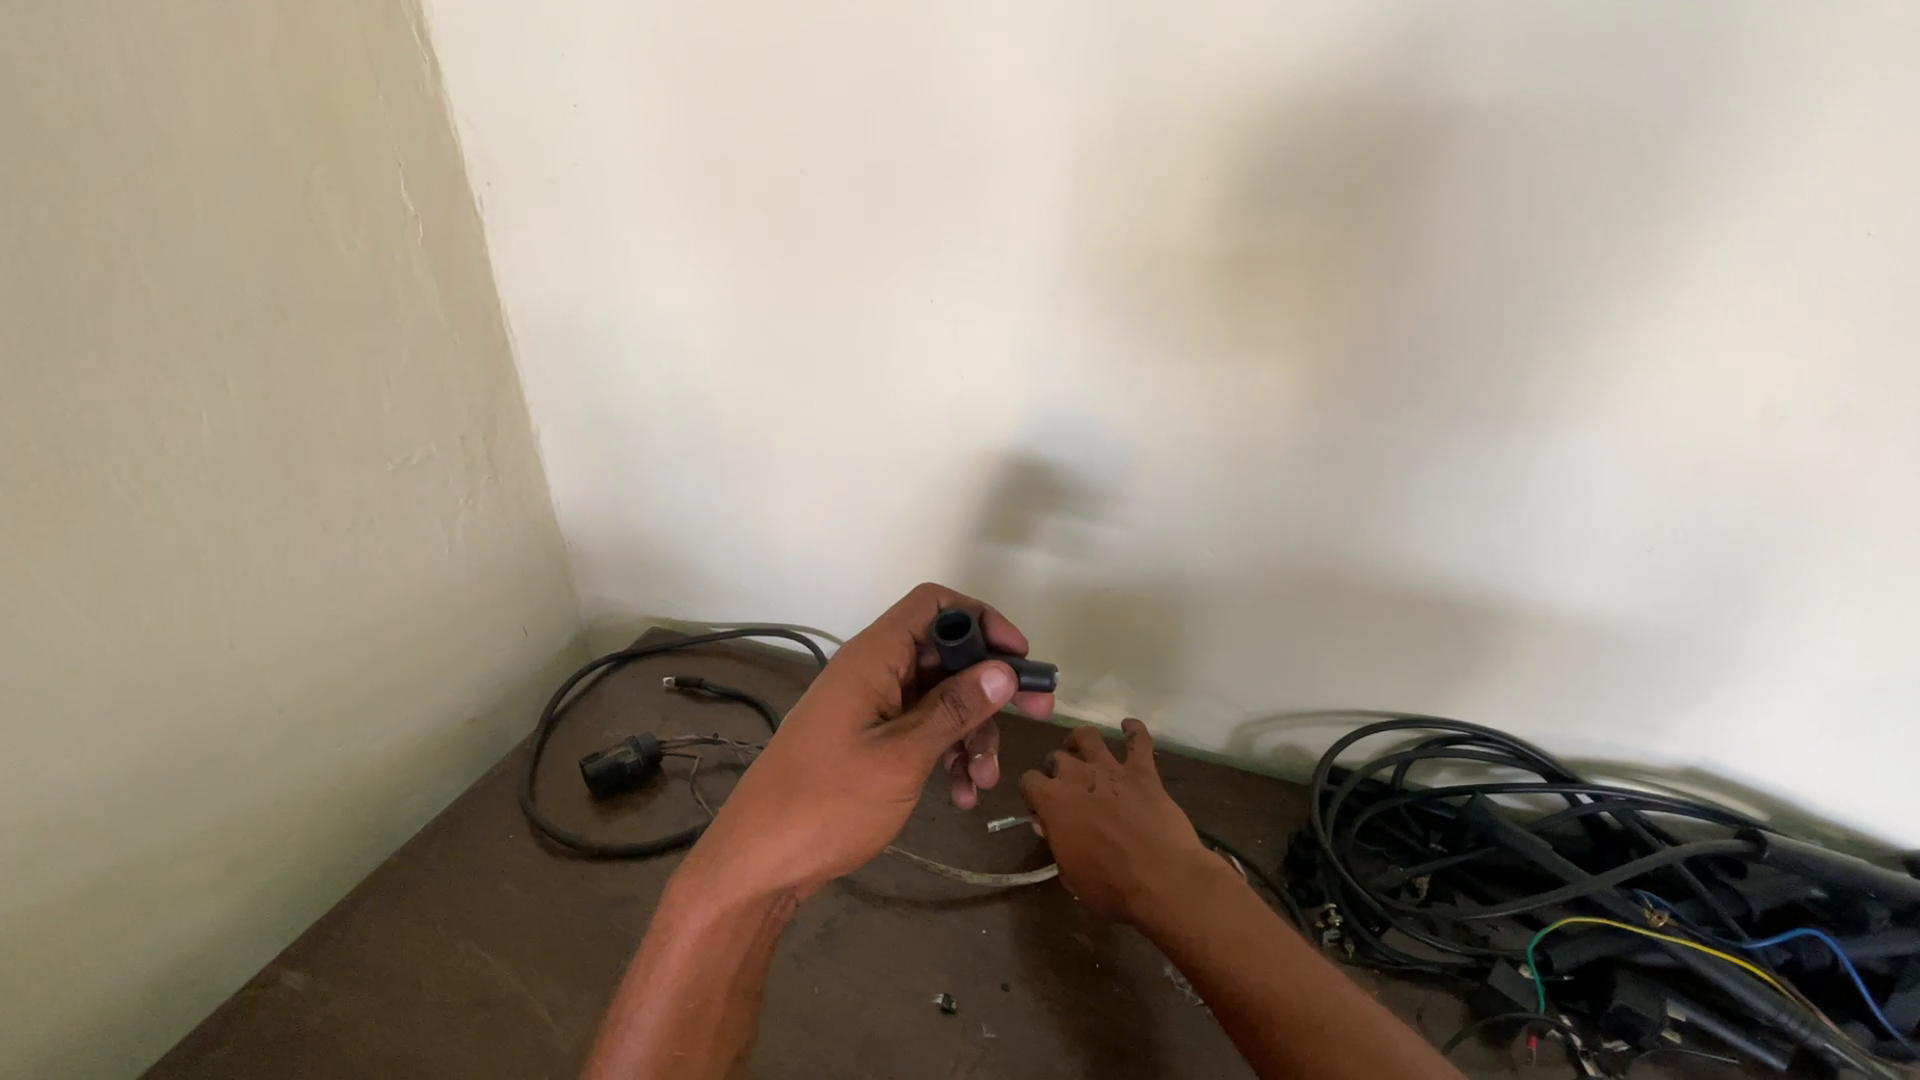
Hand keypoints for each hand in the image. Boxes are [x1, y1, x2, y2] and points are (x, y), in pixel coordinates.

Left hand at [684, 583, 1053, 899]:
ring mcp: (870, 708)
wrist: (759, 861)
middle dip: (989, 686)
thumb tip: (1003, 670)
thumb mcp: (902, 755)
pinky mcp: (869, 740)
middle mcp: (873, 672)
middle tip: (1035, 712)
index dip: (981, 619)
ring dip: (970, 732)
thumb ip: (955, 709)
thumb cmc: (828, 801)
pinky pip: (920, 730)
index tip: (1017, 656)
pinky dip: (945, 753)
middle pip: (944, 656)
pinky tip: (960, 795)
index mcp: (873, 657)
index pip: (933, 605)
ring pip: (938, 698)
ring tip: (983, 781)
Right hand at [1020, 719, 1214, 923]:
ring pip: (1088, 736)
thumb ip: (1058, 844)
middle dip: (1056, 769)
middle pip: (1057, 757)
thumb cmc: (1111, 887)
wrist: (1163, 879)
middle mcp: (1076, 775)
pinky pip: (1139, 740)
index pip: (1029, 781)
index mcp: (1052, 801)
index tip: (1041, 809)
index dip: (1033, 794)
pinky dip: (1134, 730)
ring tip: (1082, 747)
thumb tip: (1052, 827)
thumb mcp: (1071, 875)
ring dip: (1082, 740)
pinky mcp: (1143, 771)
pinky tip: (1129, 726)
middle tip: (1066, 787)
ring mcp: (1111, 769)